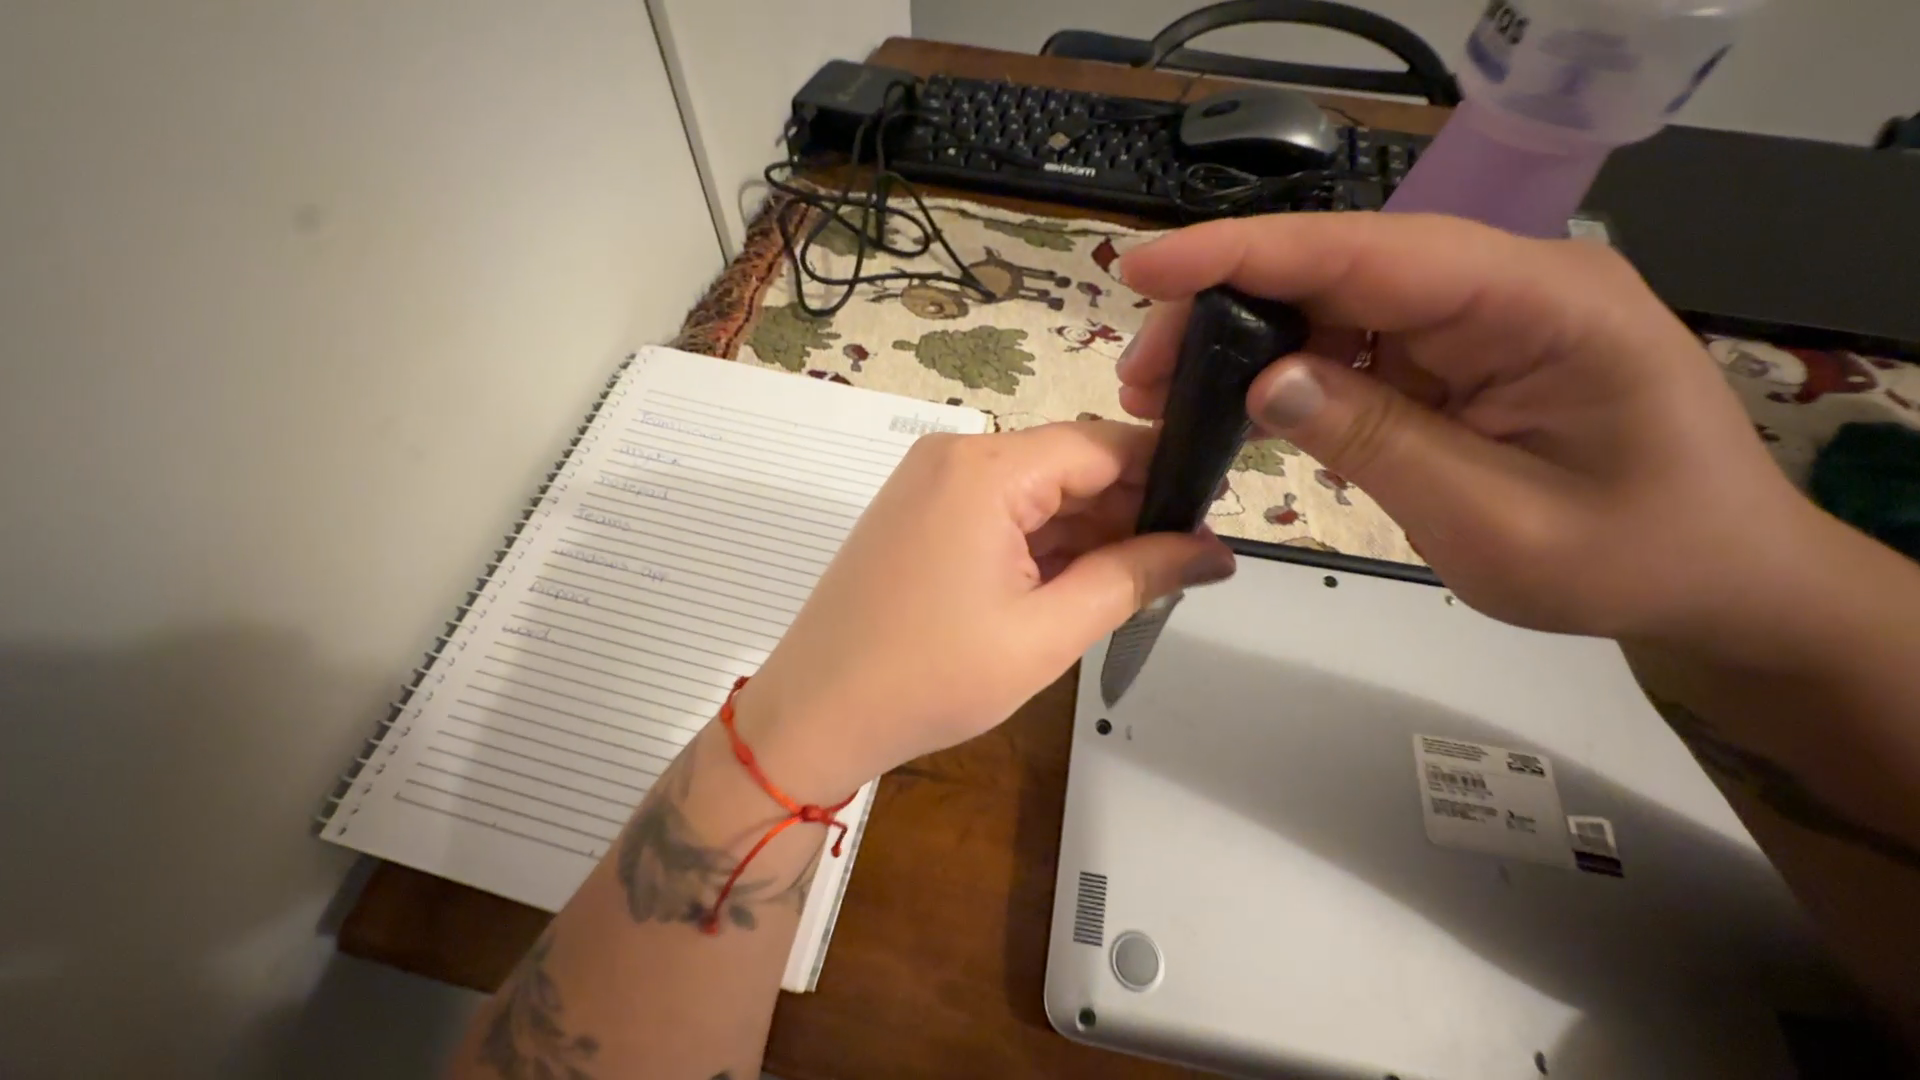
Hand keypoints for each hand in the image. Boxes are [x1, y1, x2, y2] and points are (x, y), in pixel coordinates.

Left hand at [735, 421, 1235, 799]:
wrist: (813, 716)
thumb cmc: (929, 678)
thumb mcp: (1047, 633)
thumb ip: (1136, 578)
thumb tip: (1213, 552)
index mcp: (986, 467)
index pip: (1103, 444)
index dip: (1165, 475)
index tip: (1212, 518)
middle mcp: (956, 456)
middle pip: (1070, 465)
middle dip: (1128, 511)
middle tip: (1181, 567)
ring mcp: (931, 484)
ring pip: (1037, 491)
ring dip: (1087, 533)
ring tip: (1137, 584)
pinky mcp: (919, 514)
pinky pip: (999, 512)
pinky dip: (1042, 543)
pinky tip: (1077, 584)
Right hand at [1117, 213, 1817, 654]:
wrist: (1713, 578)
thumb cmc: (1629, 558)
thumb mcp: (1493, 522)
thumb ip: (1377, 443)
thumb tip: (1263, 382)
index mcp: (1539, 302)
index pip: (1366, 253)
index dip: (1245, 253)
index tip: (1144, 265)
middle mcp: (1502, 286)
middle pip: (1335, 269)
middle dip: (1224, 308)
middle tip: (1142, 375)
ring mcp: (1476, 317)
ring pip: (1330, 305)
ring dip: (1243, 344)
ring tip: (1167, 396)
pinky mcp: (1454, 352)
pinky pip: (1351, 345)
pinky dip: (1284, 374)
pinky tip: (1234, 404)